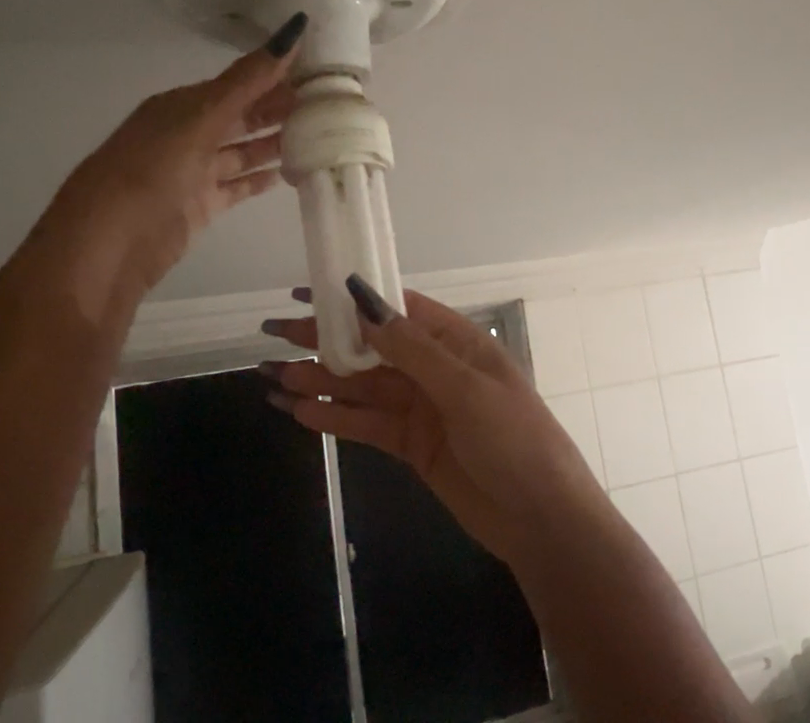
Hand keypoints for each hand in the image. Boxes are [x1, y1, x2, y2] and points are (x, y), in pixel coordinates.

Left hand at [31, 15, 304, 302]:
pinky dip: (261, 178)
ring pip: (243, 151)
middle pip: (242, 115)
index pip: (238, 82)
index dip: (275, 73)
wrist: (108, 244)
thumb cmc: (151, 171)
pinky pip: (238, 185)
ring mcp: (193, 172)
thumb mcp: (199, 119)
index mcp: (181, 105)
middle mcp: (187, 133)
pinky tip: (290, 173)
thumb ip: (247, 82)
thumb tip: (293, 31)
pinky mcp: (200, 206)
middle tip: (330, 103)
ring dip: (276, 142)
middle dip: (280, 107)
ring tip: (320, 134)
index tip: (321, 69)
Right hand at [261, 280, 608, 564]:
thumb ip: (411, 349)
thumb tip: (364, 301)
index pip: (397, 309)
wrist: (540, 517)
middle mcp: (436, 369)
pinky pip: (365, 424)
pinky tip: (298, 411)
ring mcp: (422, 408)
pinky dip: (333, 417)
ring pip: (362, 387)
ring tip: (269, 376)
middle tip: (272, 333)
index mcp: (457, 342)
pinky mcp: (411, 445)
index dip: (351, 299)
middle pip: (371, 348)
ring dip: (319, 380)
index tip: (306, 292)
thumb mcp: (465, 389)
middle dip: (324, 340)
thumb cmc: (514, 440)